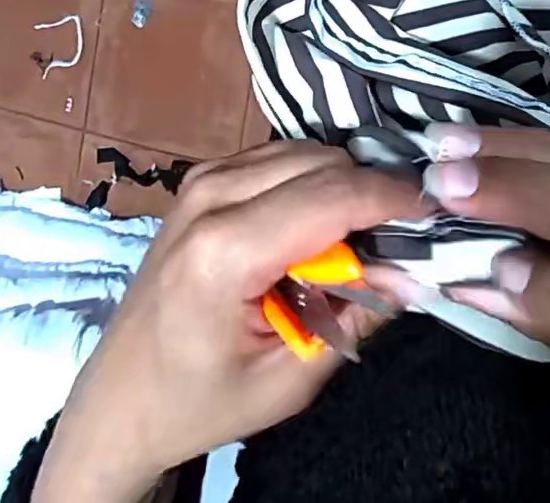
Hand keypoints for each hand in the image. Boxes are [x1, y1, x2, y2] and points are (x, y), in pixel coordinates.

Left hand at [35, 141, 431, 501]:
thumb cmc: (200, 399)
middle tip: (394, 233)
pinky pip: (282, 154)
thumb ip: (356, 318)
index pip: (333, 196)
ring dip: (342, 183)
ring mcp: (204, 177)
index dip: (391, 196)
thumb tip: (414, 272)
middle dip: (370, 190)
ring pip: (307, 150)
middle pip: (325, 163)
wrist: (117, 397)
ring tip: (354, 233)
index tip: (432, 207)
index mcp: (226, 251)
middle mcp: (212, 195)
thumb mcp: (289, 379)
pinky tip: (313, 220)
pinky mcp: (205, 175)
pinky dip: (312, 178)